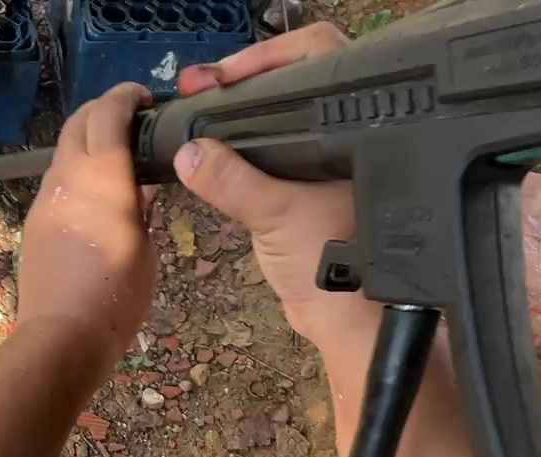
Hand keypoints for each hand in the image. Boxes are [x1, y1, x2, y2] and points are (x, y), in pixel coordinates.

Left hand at [17, 82, 157, 370]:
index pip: (109, 112)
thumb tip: (143, 187)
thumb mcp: (145, 252)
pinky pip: (56, 187)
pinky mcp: (33, 228)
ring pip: (63, 155)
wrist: (61, 338)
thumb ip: (144, 210)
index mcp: (101, 177)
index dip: (128, 96)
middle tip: (129, 124)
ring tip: (115, 166)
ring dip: (87, 146)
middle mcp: (66, 180)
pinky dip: (75, 178)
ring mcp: (44, 204)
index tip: (147, 101)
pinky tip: (93, 201)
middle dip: (103, 111)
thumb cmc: (114, 298)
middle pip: (77, 122)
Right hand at [174, 25, 376, 350]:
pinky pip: (268, 154)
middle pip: (292, 82)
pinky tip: (213, 149)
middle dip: (244, 79)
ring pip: (278, 119)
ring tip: (198, 107)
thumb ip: (231, 181)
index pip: (313, 58)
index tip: (219, 76)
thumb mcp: (274, 214)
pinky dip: (241, 147)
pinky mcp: (302, 191)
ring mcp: (321, 164)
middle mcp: (342, 135)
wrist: (338, 315)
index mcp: (353, 126)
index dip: (264, 57)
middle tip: (199, 86)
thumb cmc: (328, 260)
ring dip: (239, 114)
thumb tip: (188, 154)